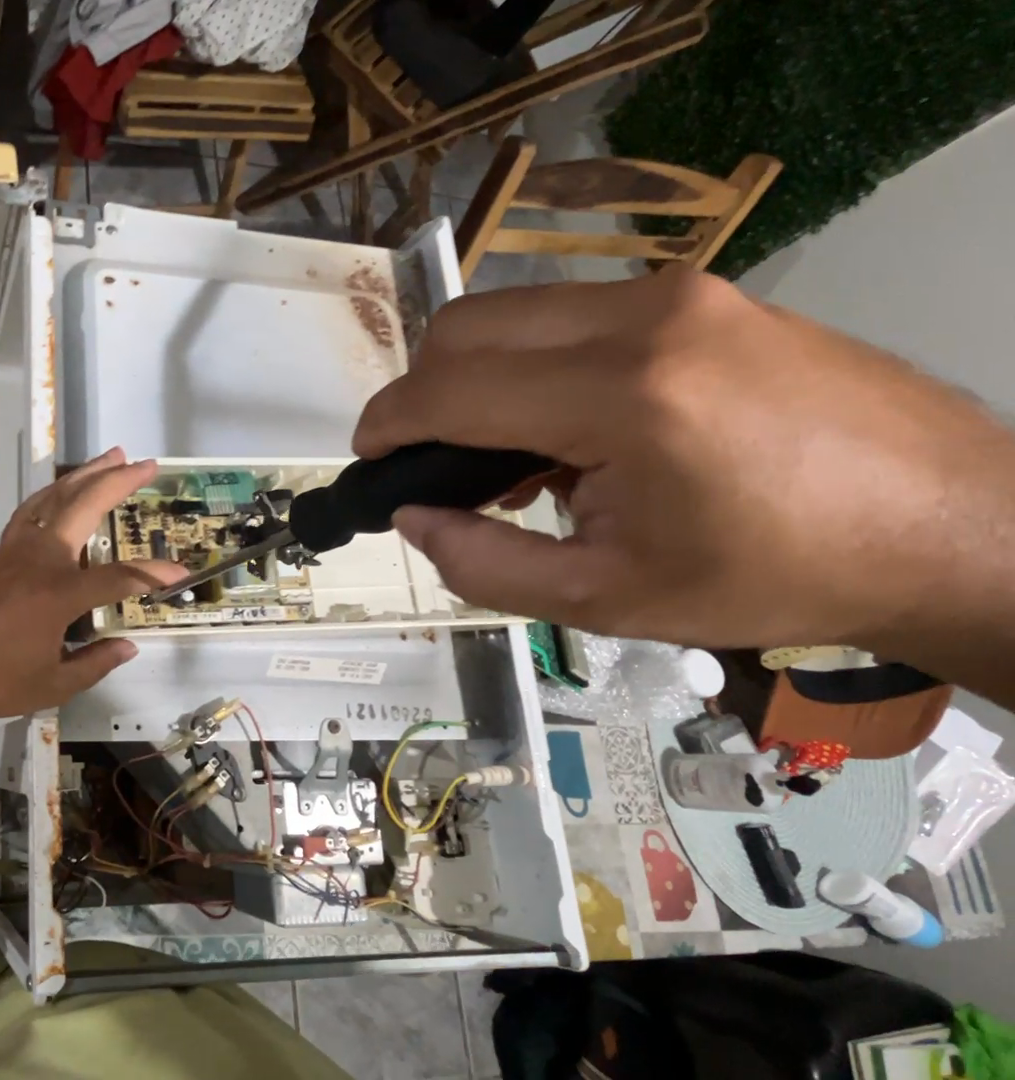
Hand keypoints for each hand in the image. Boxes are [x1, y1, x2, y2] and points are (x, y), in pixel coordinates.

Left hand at [0, 449, 186, 735]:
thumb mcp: (54, 685)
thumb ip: (95, 662)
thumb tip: (128, 645)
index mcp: (57, 596)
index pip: (118, 577)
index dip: (151, 575)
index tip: (178, 574)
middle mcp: (39, 562)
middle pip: (82, 507)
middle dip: (115, 481)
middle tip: (145, 464)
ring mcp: (16, 553)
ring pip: (52, 499)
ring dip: (83, 475)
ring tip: (111, 456)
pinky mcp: (0, 555)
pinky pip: (29, 511)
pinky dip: (50, 493)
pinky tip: (63, 488)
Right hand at [353, 269, 1014, 667]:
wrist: (951, 525)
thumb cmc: (774, 575)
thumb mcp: (605, 598)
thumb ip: (481, 563)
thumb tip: (411, 515)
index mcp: (623, 397)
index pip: (450, 387)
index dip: (387, 421)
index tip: (367, 457)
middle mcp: (645, 318)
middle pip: (465, 324)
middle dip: (422, 390)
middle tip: (433, 460)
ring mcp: (679, 293)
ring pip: (513, 311)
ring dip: (477, 374)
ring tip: (507, 452)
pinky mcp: (702, 292)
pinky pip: (569, 313)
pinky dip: (532, 361)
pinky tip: (565, 425)